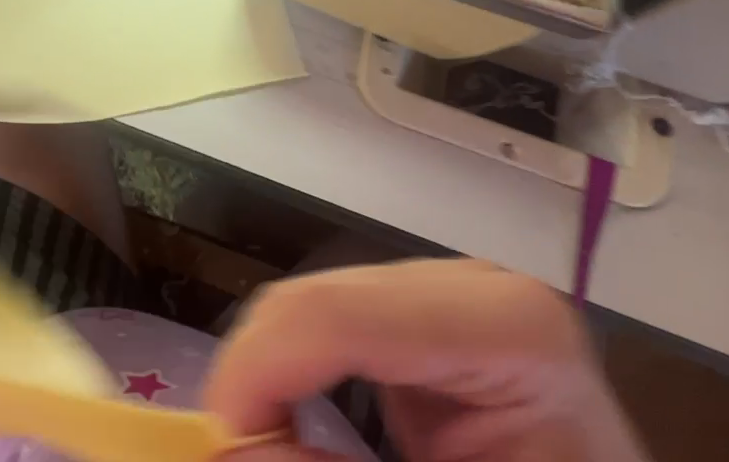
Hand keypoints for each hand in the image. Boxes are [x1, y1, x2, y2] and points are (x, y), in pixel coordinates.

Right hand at [207, 259, 648, 461]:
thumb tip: (226, 452)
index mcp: (509, 328)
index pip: (337, 316)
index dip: (258, 372)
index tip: (219, 446)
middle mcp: (468, 284)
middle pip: (308, 307)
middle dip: (253, 382)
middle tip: (232, 453)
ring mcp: (441, 292)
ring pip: (300, 311)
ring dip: (264, 380)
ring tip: (261, 444)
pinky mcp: (417, 314)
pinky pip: (319, 327)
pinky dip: (288, 379)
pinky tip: (289, 423)